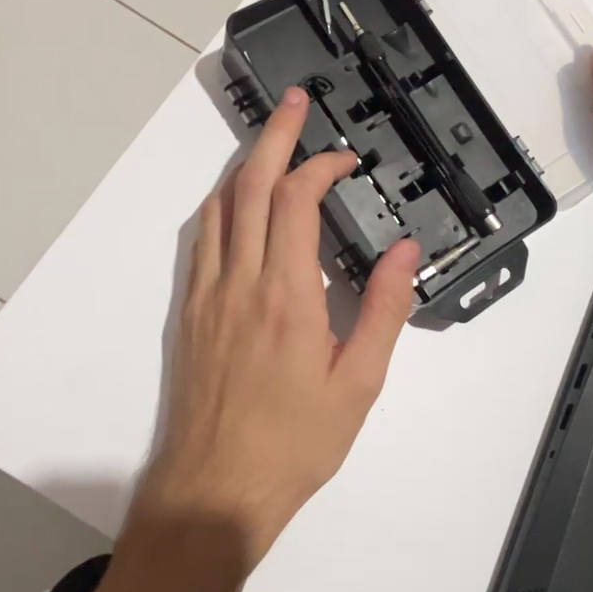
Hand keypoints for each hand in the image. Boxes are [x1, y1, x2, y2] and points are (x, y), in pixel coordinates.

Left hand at [132, 87, 421, 569]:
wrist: (215, 489)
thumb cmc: (294, 444)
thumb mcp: (358, 384)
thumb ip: (383, 310)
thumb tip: (402, 252)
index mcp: (288, 297)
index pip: (294, 201)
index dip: (317, 165)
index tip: (343, 158)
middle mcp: (240, 284)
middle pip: (248, 186)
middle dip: (273, 136)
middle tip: (294, 103)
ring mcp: (207, 296)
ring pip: (218, 208)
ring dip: (243, 166)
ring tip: (269, 144)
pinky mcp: (190, 313)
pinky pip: (201, 241)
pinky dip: (221, 206)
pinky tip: (235, 206)